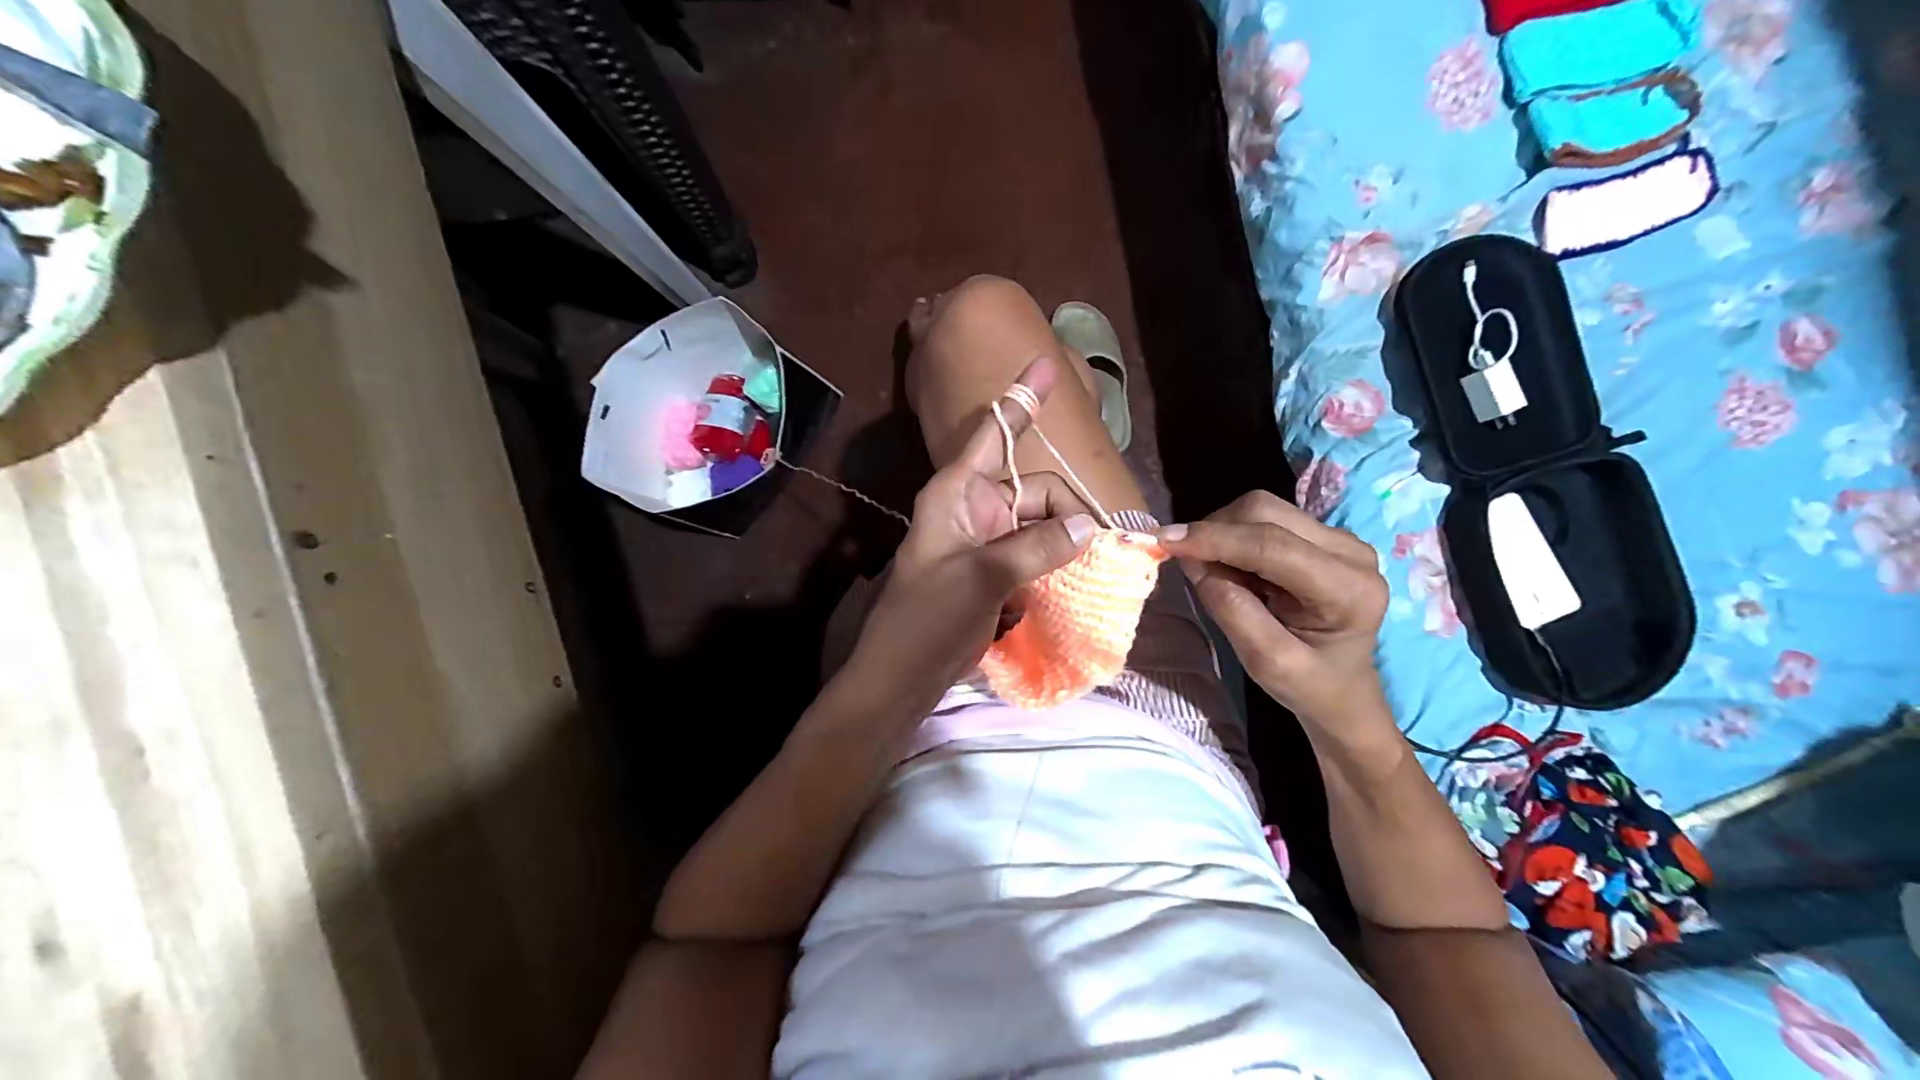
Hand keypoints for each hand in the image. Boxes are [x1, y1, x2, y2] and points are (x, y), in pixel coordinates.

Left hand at [835, 356, 1095, 720]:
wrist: (901, 674)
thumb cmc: (927, 619)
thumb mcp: (982, 578)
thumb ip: (1036, 548)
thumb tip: (1088, 528)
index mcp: (956, 492)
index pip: (994, 433)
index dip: (1022, 399)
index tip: (1048, 363)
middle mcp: (972, 506)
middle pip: (1032, 487)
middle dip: (1066, 508)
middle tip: (1097, 544)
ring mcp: (983, 539)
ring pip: (1038, 520)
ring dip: (1065, 536)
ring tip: (1094, 563)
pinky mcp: (992, 568)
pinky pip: (1033, 548)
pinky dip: (1055, 555)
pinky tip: (1078, 572)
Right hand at [1158, 491, 1392, 736]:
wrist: (1342, 690)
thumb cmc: (1307, 684)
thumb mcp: (1266, 662)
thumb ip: (1231, 610)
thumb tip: (1194, 561)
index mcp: (1348, 589)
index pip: (1271, 545)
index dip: (1213, 538)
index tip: (1164, 540)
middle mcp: (1351, 551)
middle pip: (1266, 512)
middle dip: (1216, 531)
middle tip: (1190, 564)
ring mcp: (1339, 538)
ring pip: (1263, 509)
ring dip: (1223, 533)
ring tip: (1218, 573)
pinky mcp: (1322, 535)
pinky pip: (1267, 519)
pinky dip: (1235, 537)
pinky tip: (1235, 568)